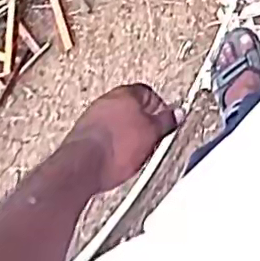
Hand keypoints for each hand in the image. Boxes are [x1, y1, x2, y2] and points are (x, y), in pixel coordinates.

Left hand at [62, 84, 177, 191]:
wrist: (81, 168)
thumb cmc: (114, 148)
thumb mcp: (151, 135)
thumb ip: (166, 121)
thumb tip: (178, 113)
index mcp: (127, 92)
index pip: (149, 93)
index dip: (159, 109)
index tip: (164, 122)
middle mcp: (108, 99)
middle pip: (130, 105)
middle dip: (140, 121)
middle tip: (148, 138)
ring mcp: (92, 116)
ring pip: (115, 120)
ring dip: (123, 133)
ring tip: (130, 153)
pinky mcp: (81, 134)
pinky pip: (101, 135)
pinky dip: (109, 144)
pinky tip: (112, 158)